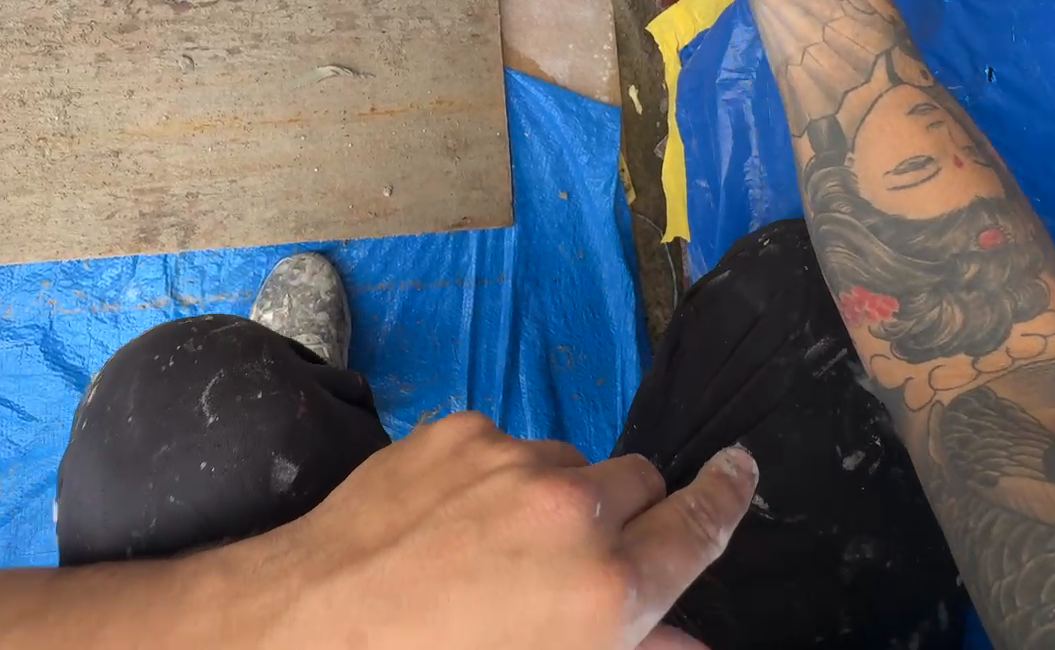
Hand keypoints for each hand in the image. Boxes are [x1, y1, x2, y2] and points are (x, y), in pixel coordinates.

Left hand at [247, 413, 757, 649]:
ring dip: (556, 491)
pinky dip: (497, 471)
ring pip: (570, 459)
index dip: (724, 497)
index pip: (696, 526)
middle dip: (624, 508)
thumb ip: (632, 647)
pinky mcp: (463, 426)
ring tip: (496, 538)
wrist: (317, 622)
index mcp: (606, 586)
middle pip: (639, 479)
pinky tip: (453, 512)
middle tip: (579, 544)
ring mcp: (513, 457)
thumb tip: (689, 639)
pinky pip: (507, 442)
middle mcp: (571, 508)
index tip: (738, 469)